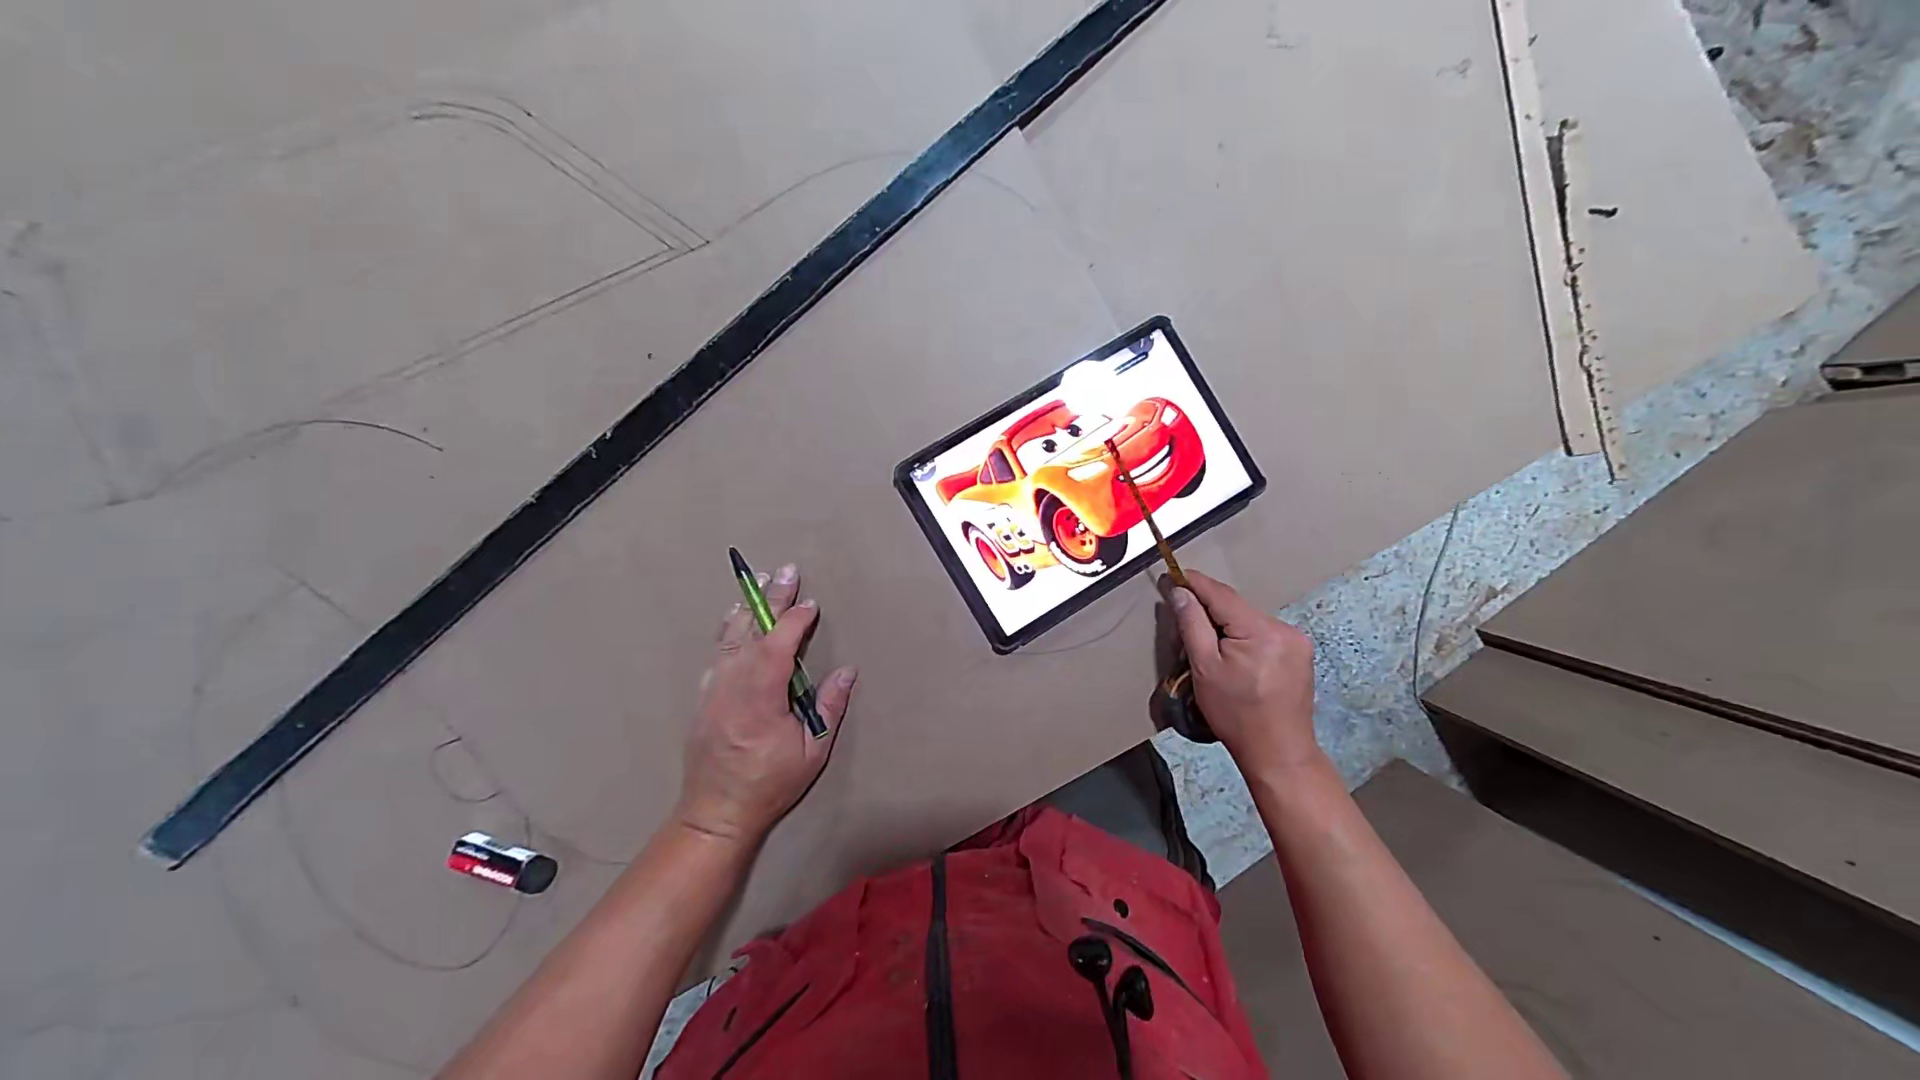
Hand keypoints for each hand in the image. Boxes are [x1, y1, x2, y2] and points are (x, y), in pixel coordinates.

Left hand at [676, 562, 856, 843]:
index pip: (778, 647)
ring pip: (730, 638)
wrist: (715, 813)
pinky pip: (717, 652)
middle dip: (771, 599)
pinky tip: (735, 617)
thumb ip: (829, 707)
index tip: (811, 605)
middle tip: (786, 570)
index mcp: (759, 700)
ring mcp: (713, 690)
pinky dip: (728, 629)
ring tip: (760, 581)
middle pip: (752, 632)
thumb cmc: (769, 785)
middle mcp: (731, 687)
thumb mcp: (811, 753)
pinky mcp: (704, 697)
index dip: (795, 621)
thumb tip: (846, 670)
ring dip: (748, 607)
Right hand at [1167, 570, 1319, 774]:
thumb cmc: (1236, 714)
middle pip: (1236, 607)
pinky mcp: (1299, 653)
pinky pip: (1263, 633)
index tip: (1172, 574)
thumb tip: (1180, 592)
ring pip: (1249, 620)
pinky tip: (1232, 656)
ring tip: (1208, 646)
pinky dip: (1243, 636)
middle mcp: (1284, 629)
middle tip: (1182, 617)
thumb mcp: (1204, 668)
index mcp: (1260, 631)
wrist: (1278, 751)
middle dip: (1209, 609)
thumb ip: (1192, 625)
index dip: (1195, 583)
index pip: (1221, 595)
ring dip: (1226, 624)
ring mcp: (1296, 641)